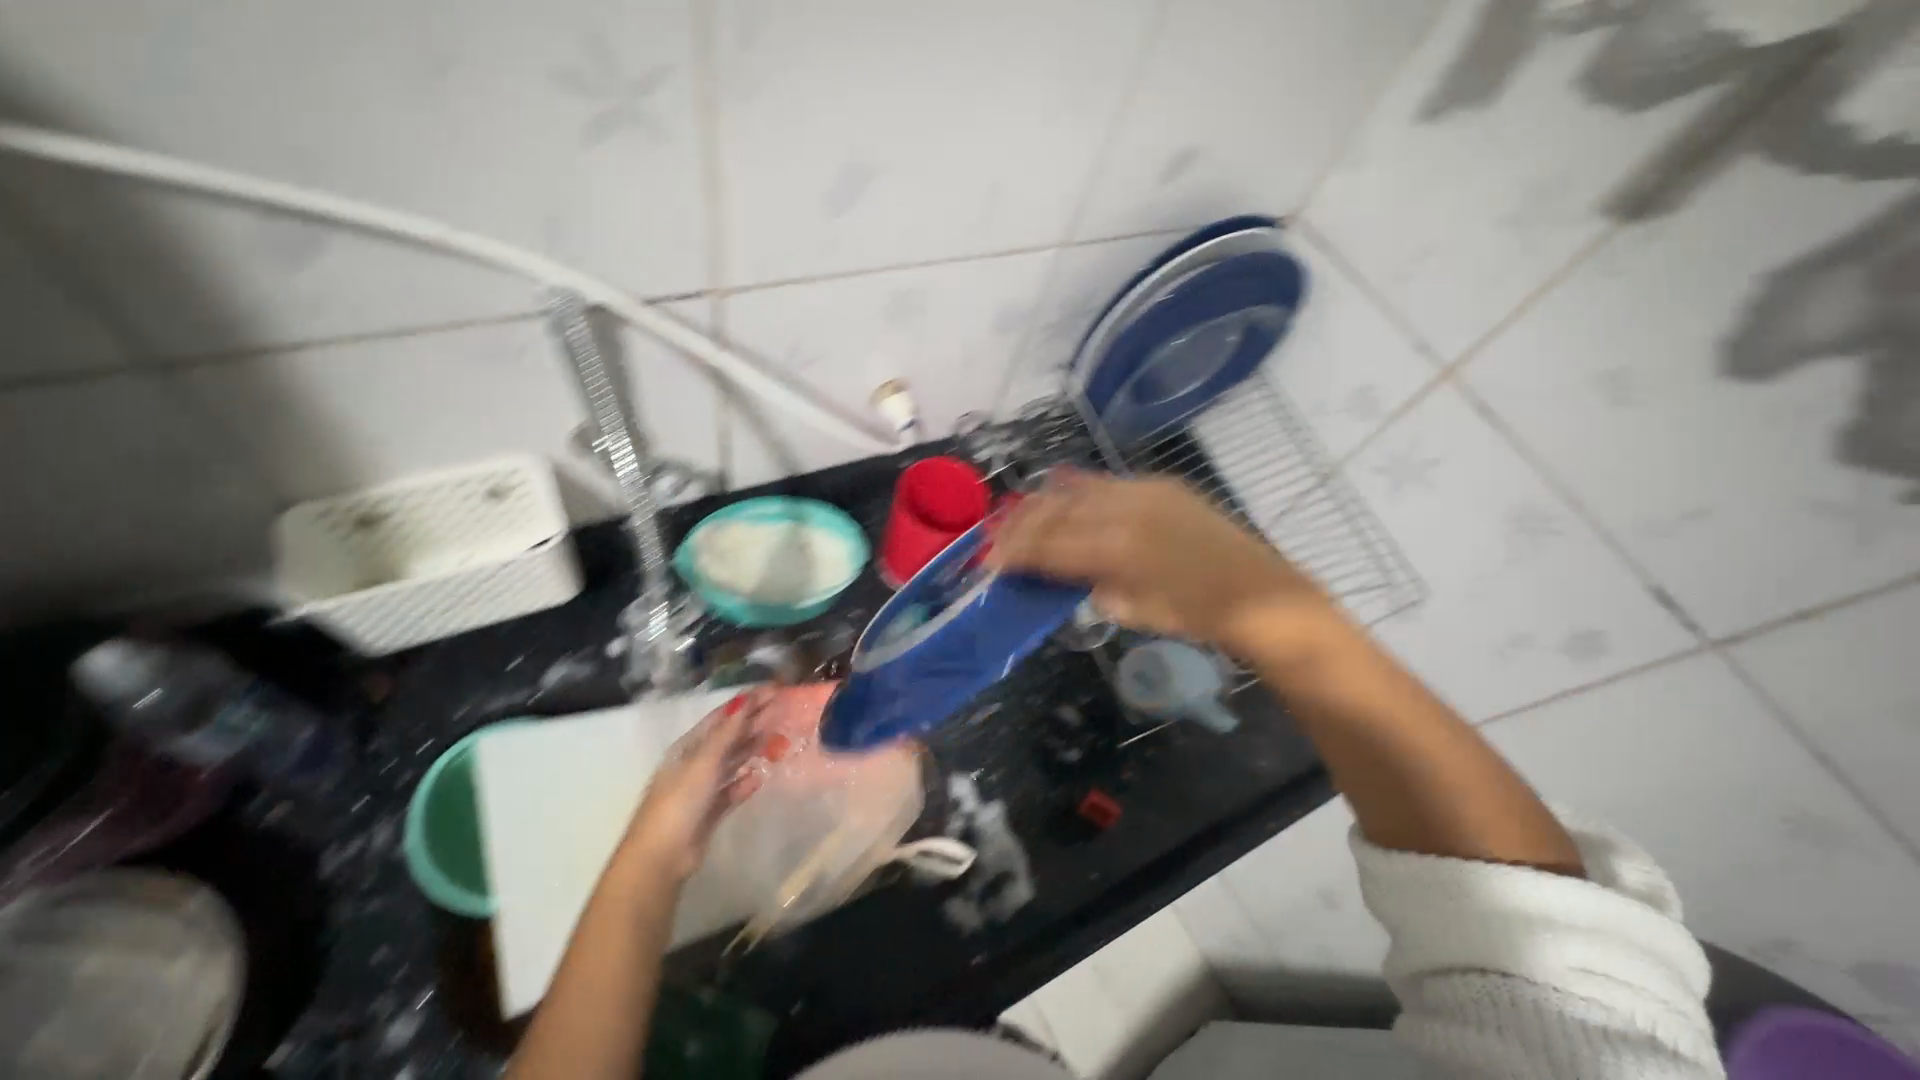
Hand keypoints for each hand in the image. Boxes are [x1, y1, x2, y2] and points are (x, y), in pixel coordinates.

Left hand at [619, 687, 772, 882]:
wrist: (662, 855)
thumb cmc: (679, 802)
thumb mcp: (703, 762)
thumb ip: (727, 733)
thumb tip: (746, 700)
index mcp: (688, 747)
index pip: (721, 717)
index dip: (746, 702)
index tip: (774, 690)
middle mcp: (695, 763)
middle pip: (729, 737)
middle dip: (754, 722)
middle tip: (783, 708)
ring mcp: (702, 788)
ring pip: (732, 763)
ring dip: (752, 749)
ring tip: (778, 737)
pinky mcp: (710, 811)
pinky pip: (732, 791)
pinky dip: (745, 783)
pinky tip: (760, 777)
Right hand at [988, 473, 1329, 654]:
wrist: (1258, 595)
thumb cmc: (1195, 618)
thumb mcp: (1134, 611)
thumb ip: (1093, 588)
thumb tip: (1065, 574)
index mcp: (1117, 551)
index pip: (1051, 546)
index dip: (1016, 552)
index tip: (990, 561)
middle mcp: (1126, 512)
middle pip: (1057, 512)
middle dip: (1021, 525)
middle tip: (996, 538)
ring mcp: (1145, 492)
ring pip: (1079, 491)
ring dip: (1044, 503)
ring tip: (1020, 515)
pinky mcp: (1161, 485)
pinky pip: (1107, 482)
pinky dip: (1078, 489)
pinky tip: (1058, 488)